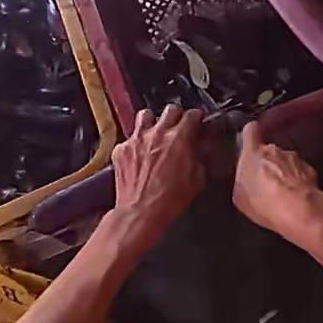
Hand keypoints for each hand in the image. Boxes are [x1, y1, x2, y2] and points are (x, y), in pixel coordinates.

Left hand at [110, 105, 204, 247]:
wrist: (141, 212)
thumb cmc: (170, 199)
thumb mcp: (197, 179)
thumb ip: (200, 157)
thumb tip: (201, 147)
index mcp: (179, 138)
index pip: (191, 115)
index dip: (197, 116)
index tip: (197, 120)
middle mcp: (157, 133)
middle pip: (170, 110)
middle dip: (177, 116)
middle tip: (178, 126)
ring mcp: (136, 139)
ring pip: (145, 115)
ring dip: (153, 122)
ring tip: (155, 133)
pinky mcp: (121, 149)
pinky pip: (129, 138)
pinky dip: (135, 144)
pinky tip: (139, 155)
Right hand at [233, 120, 322, 243]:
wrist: (297, 209)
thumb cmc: (262, 201)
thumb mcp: (240, 196)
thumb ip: (242, 181)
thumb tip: (246, 181)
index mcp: (253, 153)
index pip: (250, 131)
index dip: (250, 134)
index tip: (249, 139)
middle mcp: (274, 150)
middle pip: (268, 150)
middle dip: (267, 162)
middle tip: (264, 182)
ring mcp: (294, 158)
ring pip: (286, 161)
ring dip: (283, 172)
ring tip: (282, 193)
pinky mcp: (310, 170)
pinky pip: (300, 172)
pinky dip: (298, 181)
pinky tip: (296, 196)